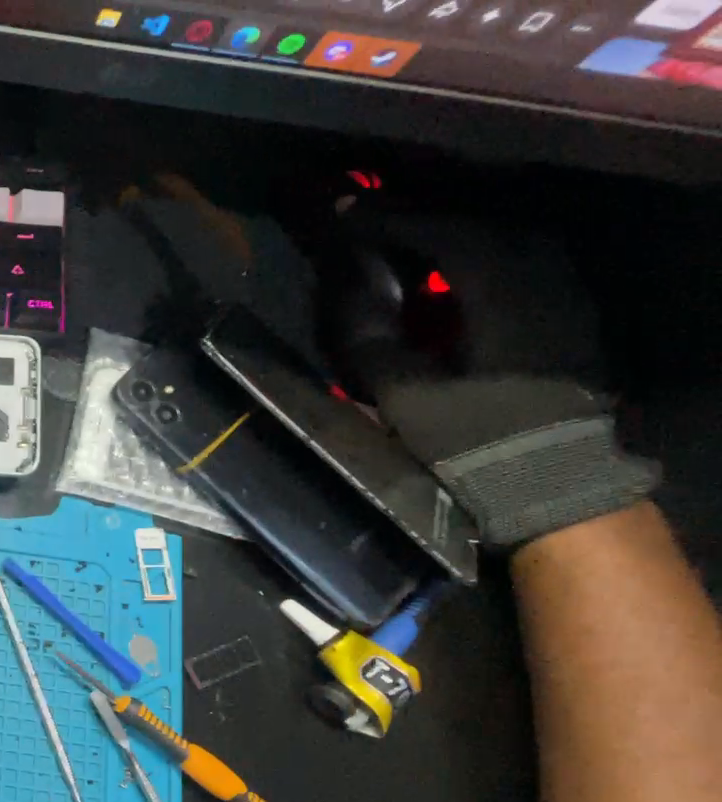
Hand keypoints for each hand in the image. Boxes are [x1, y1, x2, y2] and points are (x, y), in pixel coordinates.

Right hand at [319, 213, 656, 548]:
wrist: (550, 482)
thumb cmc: (472, 439)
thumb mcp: (404, 395)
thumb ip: (373, 339)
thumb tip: (348, 294)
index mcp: (503, 292)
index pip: (442, 234)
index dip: (388, 221)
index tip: (343, 212)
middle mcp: (543, 279)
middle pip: (478, 225)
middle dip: (419, 219)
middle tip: (369, 217)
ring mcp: (564, 296)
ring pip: (503, 241)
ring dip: (448, 235)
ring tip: (402, 239)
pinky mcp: (567, 316)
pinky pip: (518, 264)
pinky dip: (473, 258)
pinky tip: (445, 272)